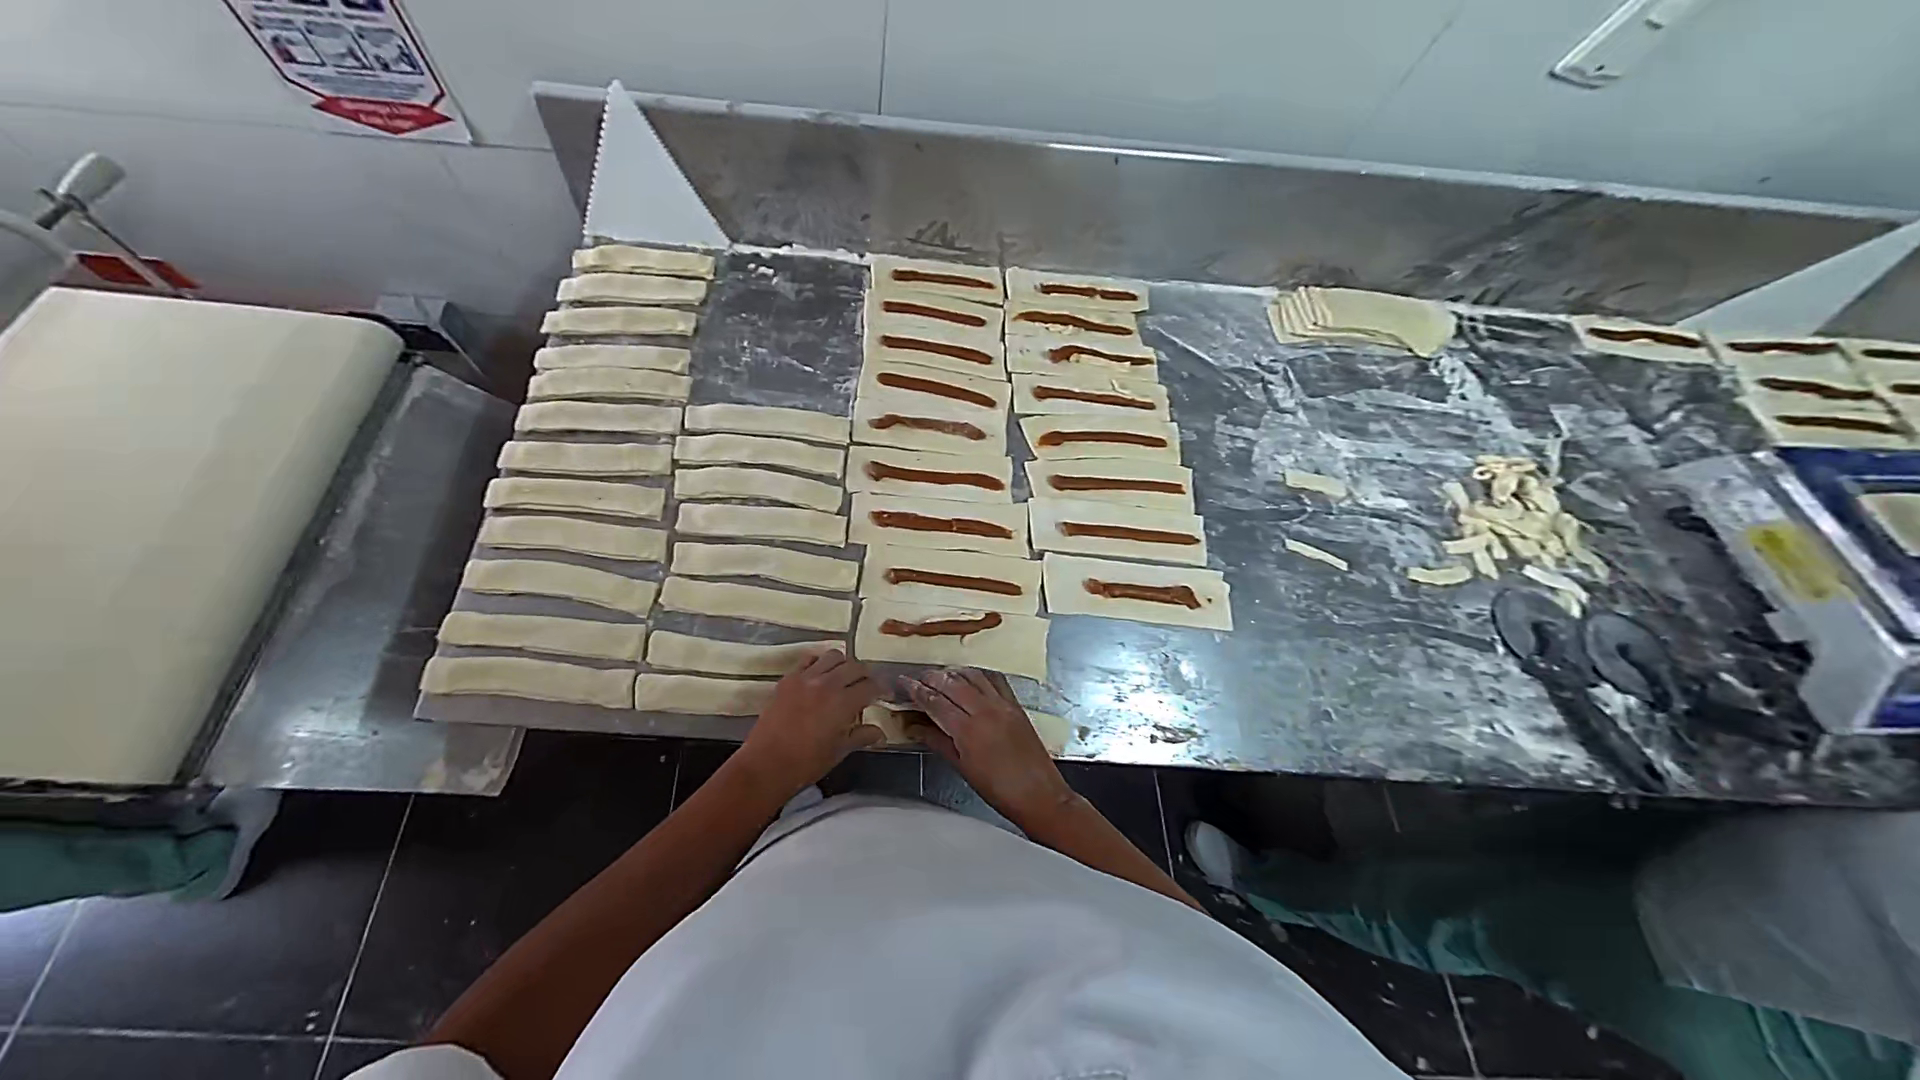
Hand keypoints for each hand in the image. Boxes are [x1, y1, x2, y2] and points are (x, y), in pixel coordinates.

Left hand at [734, 650, 882, 798]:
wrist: (766, 764)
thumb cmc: (807, 763)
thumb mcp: (839, 751)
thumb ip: (861, 736)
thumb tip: (880, 733)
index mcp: (844, 702)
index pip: (871, 686)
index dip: (882, 689)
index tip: (885, 695)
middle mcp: (827, 683)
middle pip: (856, 666)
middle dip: (866, 676)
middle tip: (867, 688)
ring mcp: (805, 678)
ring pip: (833, 656)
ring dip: (844, 665)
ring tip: (843, 678)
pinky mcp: (788, 679)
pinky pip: (809, 660)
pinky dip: (820, 663)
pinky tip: (820, 676)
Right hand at [903, 667, 1074, 825]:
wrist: (1039, 794)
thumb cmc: (998, 789)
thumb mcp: (961, 767)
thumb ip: (937, 741)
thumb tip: (914, 727)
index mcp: (967, 730)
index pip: (935, 701)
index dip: (916, 690)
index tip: (904, 682)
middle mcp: (984, 710)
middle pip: (952, 683)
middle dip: (932, 678)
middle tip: (918, 678)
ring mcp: (1002, 705)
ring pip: (973, 676)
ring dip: (954, 673)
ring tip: (941, 675)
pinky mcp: (1016, 704)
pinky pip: (995, 680)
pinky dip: (979, 674)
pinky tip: (971, 677)